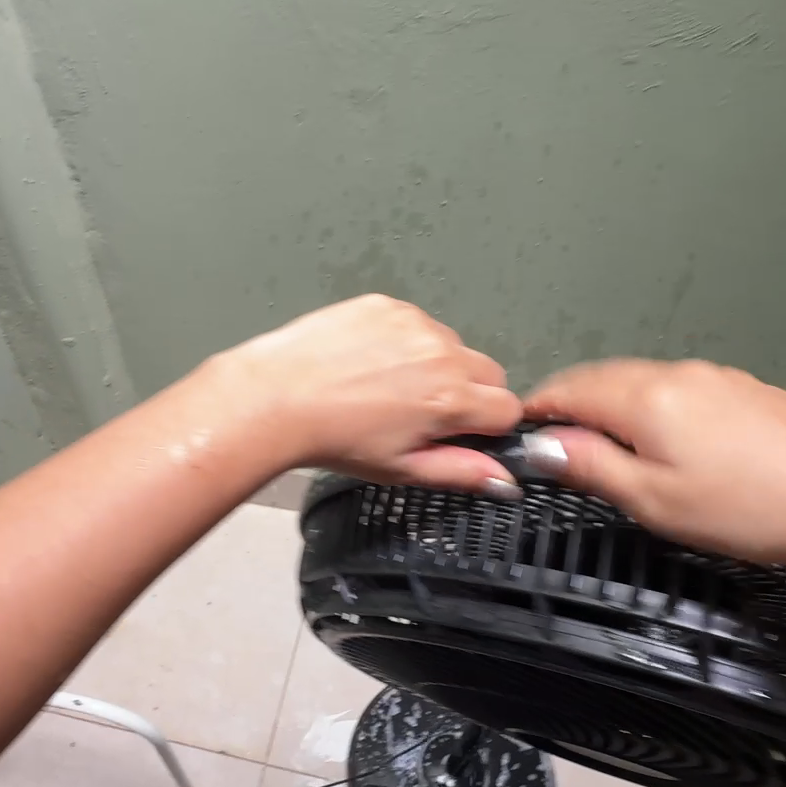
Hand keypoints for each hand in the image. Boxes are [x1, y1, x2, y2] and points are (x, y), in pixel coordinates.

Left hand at [205, 295, 523, 493]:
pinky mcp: (386, 306)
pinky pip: (415, 323)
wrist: (277, 397)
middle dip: (468, 393)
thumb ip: (461, 472)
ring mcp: (413, 323)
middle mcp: (439, 353)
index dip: (487, 426)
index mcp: (450, 398)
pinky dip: (403, 341)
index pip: (508, 408)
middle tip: (422, 412)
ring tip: (388, 386)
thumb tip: (503, 480)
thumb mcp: (401, 468)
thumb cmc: (332, 436)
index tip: (460, 432)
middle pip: (488, 373)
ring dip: (435, 364)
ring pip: (451, 345)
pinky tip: (370, 362)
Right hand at [522, 359, 785, 571]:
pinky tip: (669, 442)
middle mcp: (679, 374)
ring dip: (612, 406)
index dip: (537, 411)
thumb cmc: (748, 511)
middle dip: (571, 405)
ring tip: (609, 448)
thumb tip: (540, 444)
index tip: (521, 434)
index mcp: (646, 397)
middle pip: (603, 378)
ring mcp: (720, 378)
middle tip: (559, 447)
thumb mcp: (652, 501)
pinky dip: (652, 409)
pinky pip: (680, 390)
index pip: (568, 389)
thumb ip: (589, 465)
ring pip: (642, 383)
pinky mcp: (750, 390)